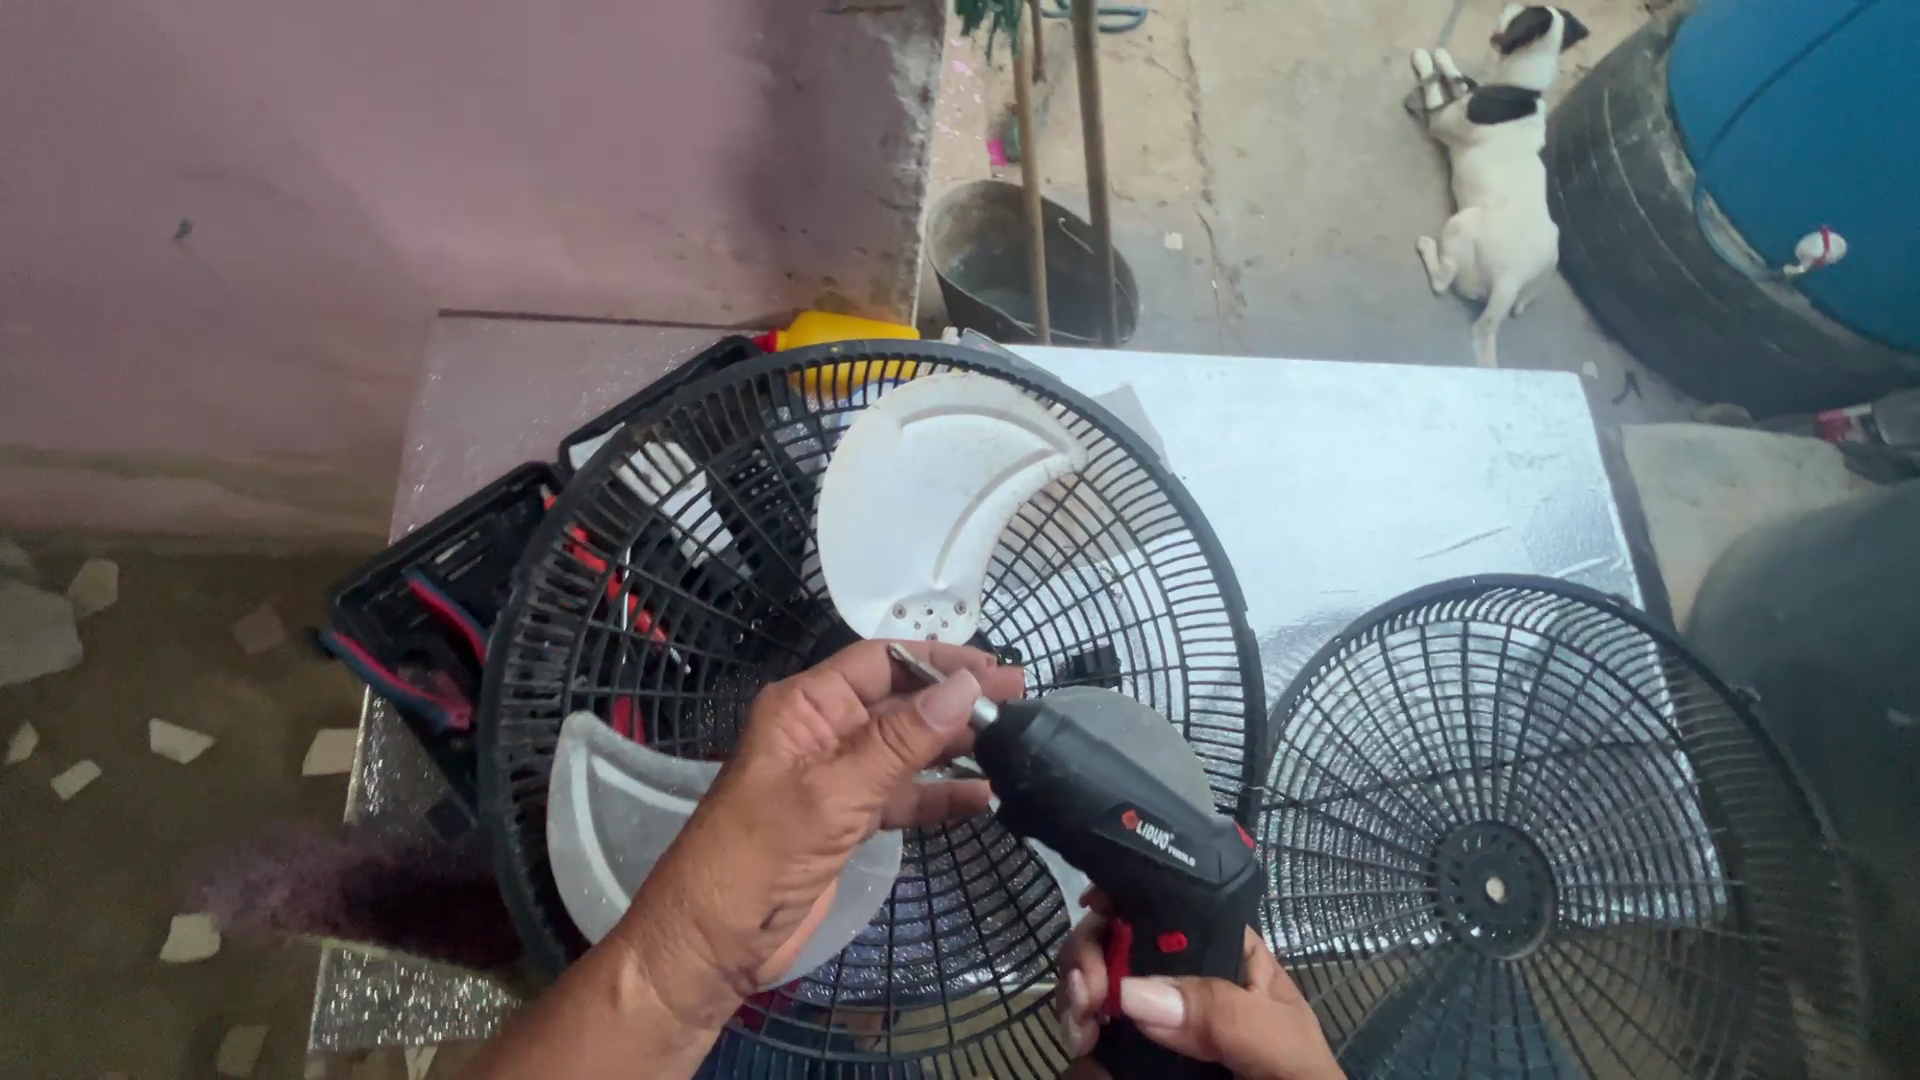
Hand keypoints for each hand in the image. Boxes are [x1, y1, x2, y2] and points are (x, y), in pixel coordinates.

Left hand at [610, 639, 1024, 1026]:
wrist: (712, 946)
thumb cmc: (759, 856)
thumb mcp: (834, 792)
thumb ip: (902, 740)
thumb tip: (965, 687)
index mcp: (807, 705)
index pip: (880, 662)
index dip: (937, 659)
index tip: (990, 666)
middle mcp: (824, 730)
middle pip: (900, 702)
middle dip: (955, 700)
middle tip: (1017, 698)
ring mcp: (838, 775)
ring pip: (906, 747)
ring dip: (953, 746)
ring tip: (1011, 741)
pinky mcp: (849, 817)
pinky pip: (902, 794)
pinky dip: (938, 795)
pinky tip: (982, 798)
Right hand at [1055, 893, 1343, 1079]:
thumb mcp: (1284, 1050)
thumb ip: (1224, 1015)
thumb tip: (1132, 991)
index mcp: (1227, 959)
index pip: (1168, 904)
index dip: (1123, 898)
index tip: (1094, 912)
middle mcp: (1184, 984)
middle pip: (1117, 941)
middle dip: (1087, 955)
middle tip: (1083, 996)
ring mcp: (1155, 1026)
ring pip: (1093, 988)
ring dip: (1073, 999)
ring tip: (1079, 1032)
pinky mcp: (1132, 1064)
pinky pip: (1092, 1047)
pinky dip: (1080, 1051)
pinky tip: (1087, 1063)